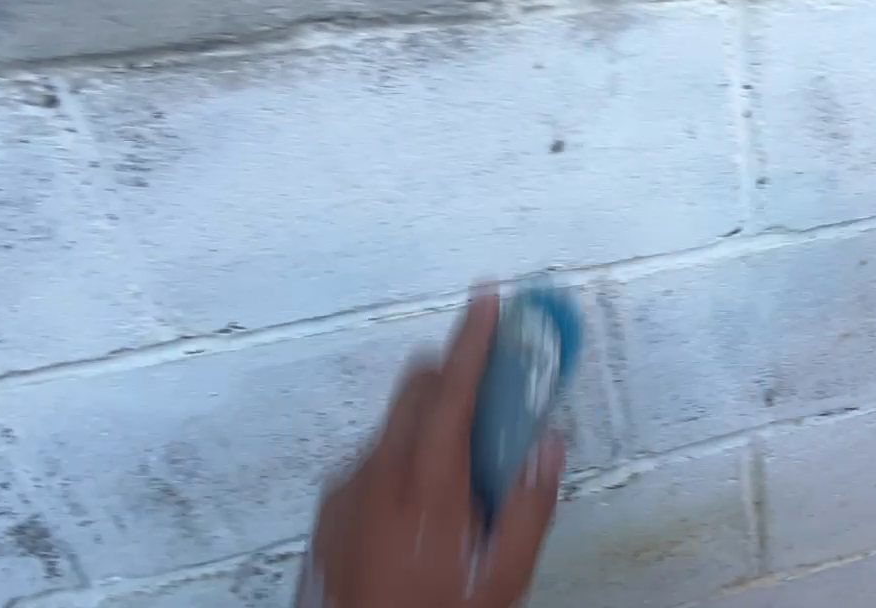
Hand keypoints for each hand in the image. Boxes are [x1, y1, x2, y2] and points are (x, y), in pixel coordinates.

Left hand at [306, 291, 565, 607]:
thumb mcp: (501, 578)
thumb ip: (530, 505)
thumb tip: (548, 445)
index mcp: (427, 483)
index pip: (453, 387)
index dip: (473, 335)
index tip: (486, 297)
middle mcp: (378, 474)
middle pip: (417, 387)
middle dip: (454, 375)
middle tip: (489, 398)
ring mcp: (345, 492)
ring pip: (395, 424)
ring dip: (428, 424)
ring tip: (456, 479)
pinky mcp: (327, 514)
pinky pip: (372, 459)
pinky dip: (400, 459)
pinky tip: (416, 511)